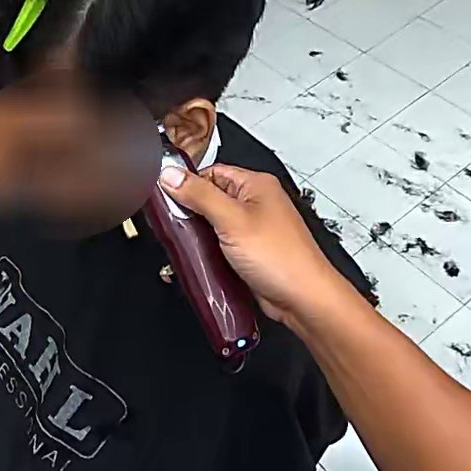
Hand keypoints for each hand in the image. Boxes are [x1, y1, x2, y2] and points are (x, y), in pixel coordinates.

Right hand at [158, 164, 355, 323]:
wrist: (302, 298)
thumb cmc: (283, 259)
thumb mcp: (232, 220)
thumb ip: (200, 195)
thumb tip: (172, 176)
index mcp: (256, 185)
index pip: (210, 172)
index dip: (188, 185)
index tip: (167, 200)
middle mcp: (256, 204)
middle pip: (209, 199)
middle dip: (191, 215)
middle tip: (178, 228)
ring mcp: (252, 230)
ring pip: (213, 226)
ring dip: (198, 238)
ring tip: (189, 248)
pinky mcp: (249, 253)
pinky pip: (221, 247)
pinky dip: (208, 254)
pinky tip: (200, 262)